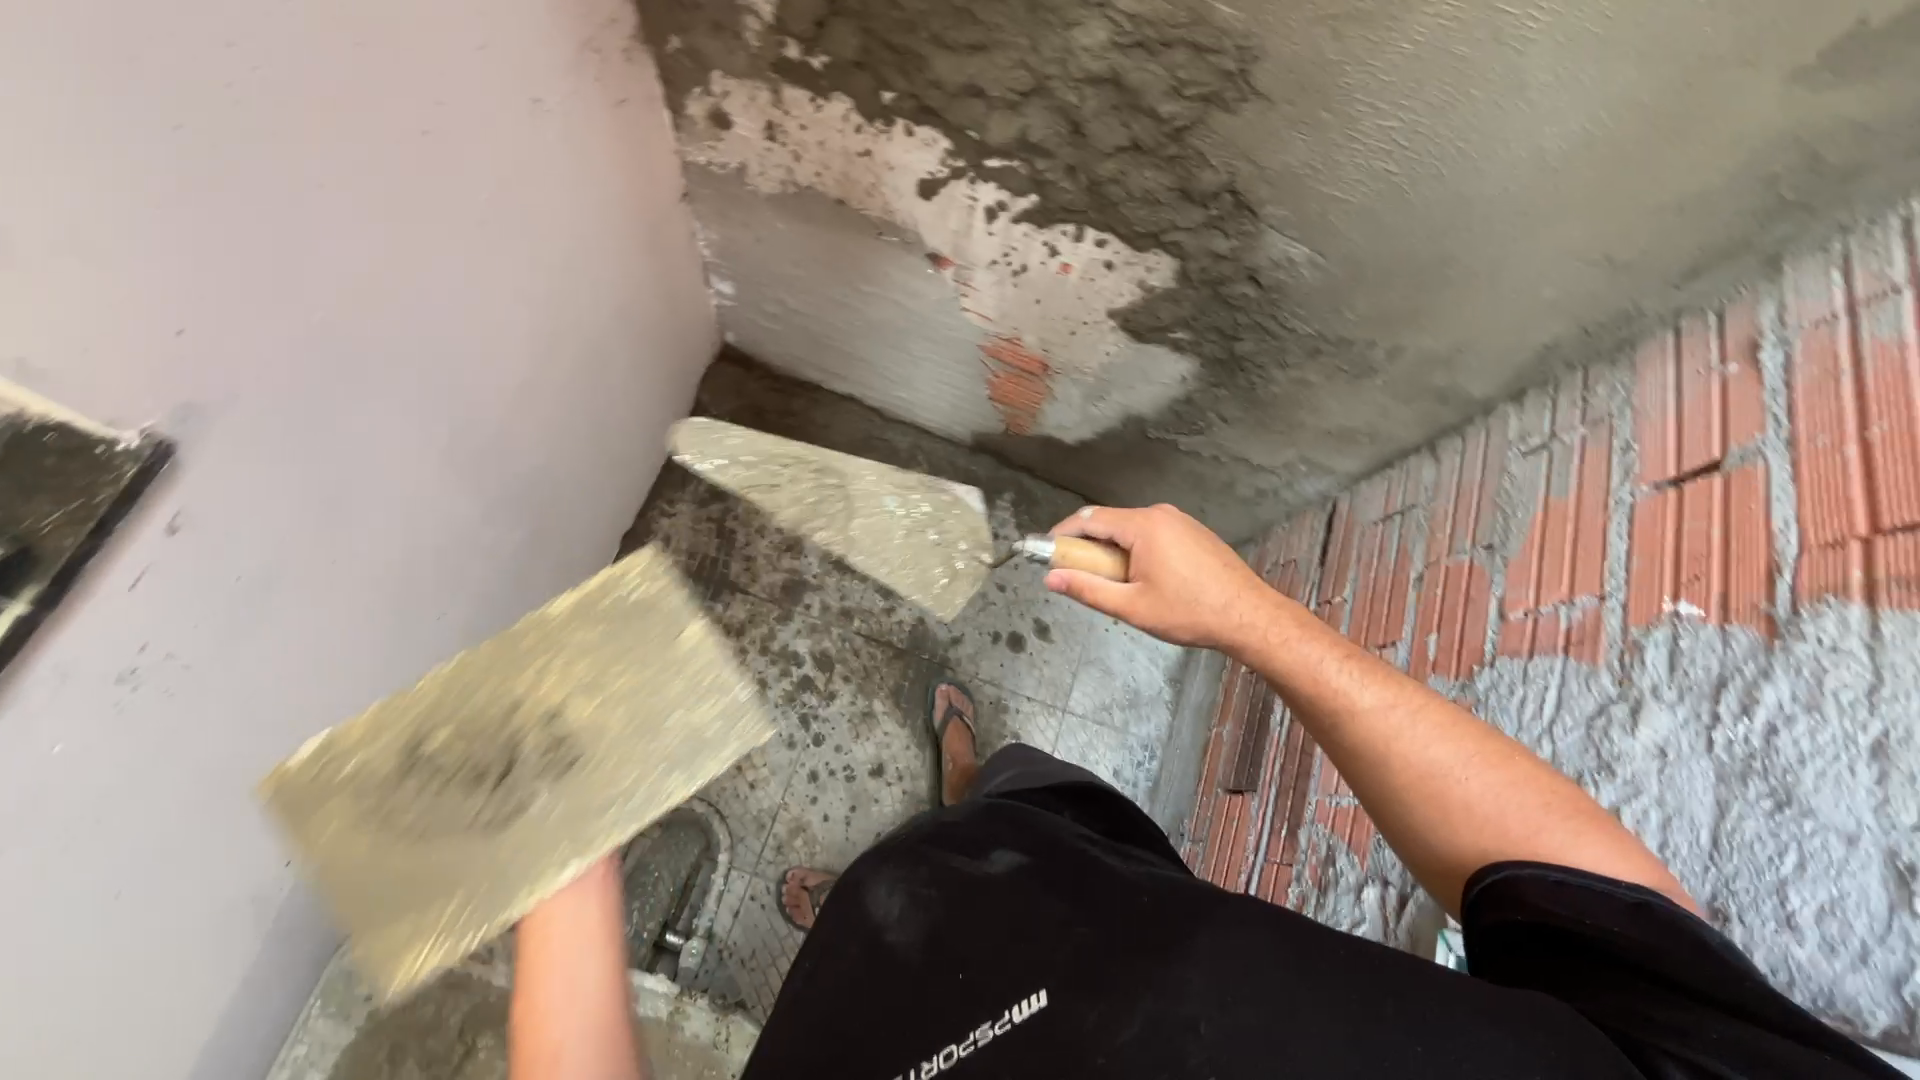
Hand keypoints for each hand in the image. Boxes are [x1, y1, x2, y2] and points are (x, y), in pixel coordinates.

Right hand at [1043, 504, 1279, 650]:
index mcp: (1144, 525)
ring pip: (1130, 529)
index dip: (1062, 534)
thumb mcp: (1131, 606)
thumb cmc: (1189, 613)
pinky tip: (1139, 579)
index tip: (1044, 553)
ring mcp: (1180, 521)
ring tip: (1110, 584)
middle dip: (1087, 546)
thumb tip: (1051, 579)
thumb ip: (1088, 589)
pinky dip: (1134, 550)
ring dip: (1111, 550)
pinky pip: (1151, 534)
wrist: (1249, 617)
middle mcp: (1161, 513)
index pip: (1089, 519)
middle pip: (1109, 522)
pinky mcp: (1192, 532)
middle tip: (1075, 575)